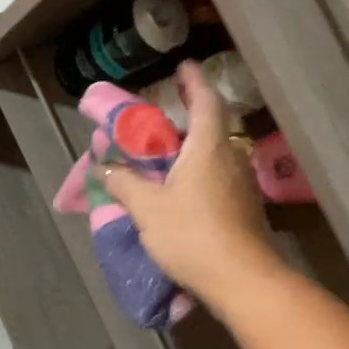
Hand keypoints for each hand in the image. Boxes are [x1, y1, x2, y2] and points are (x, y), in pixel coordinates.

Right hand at [103, 60, 285, 307]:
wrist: (244, 281)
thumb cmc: (193, 234)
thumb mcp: (147, 208)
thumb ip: (124, 183)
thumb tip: (104, 167)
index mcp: (208, 148)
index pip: (206, 101)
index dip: (193, 82)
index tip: (183, 67)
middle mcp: (230, 158)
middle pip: (213, 126)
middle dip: (190, 115)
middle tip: (165, 113)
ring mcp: (241, 185)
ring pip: (216, 153)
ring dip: (194, 145)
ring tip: (166, 151)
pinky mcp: (244, 208)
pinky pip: (219, 176)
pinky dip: (199, 170)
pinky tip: (180, 186)